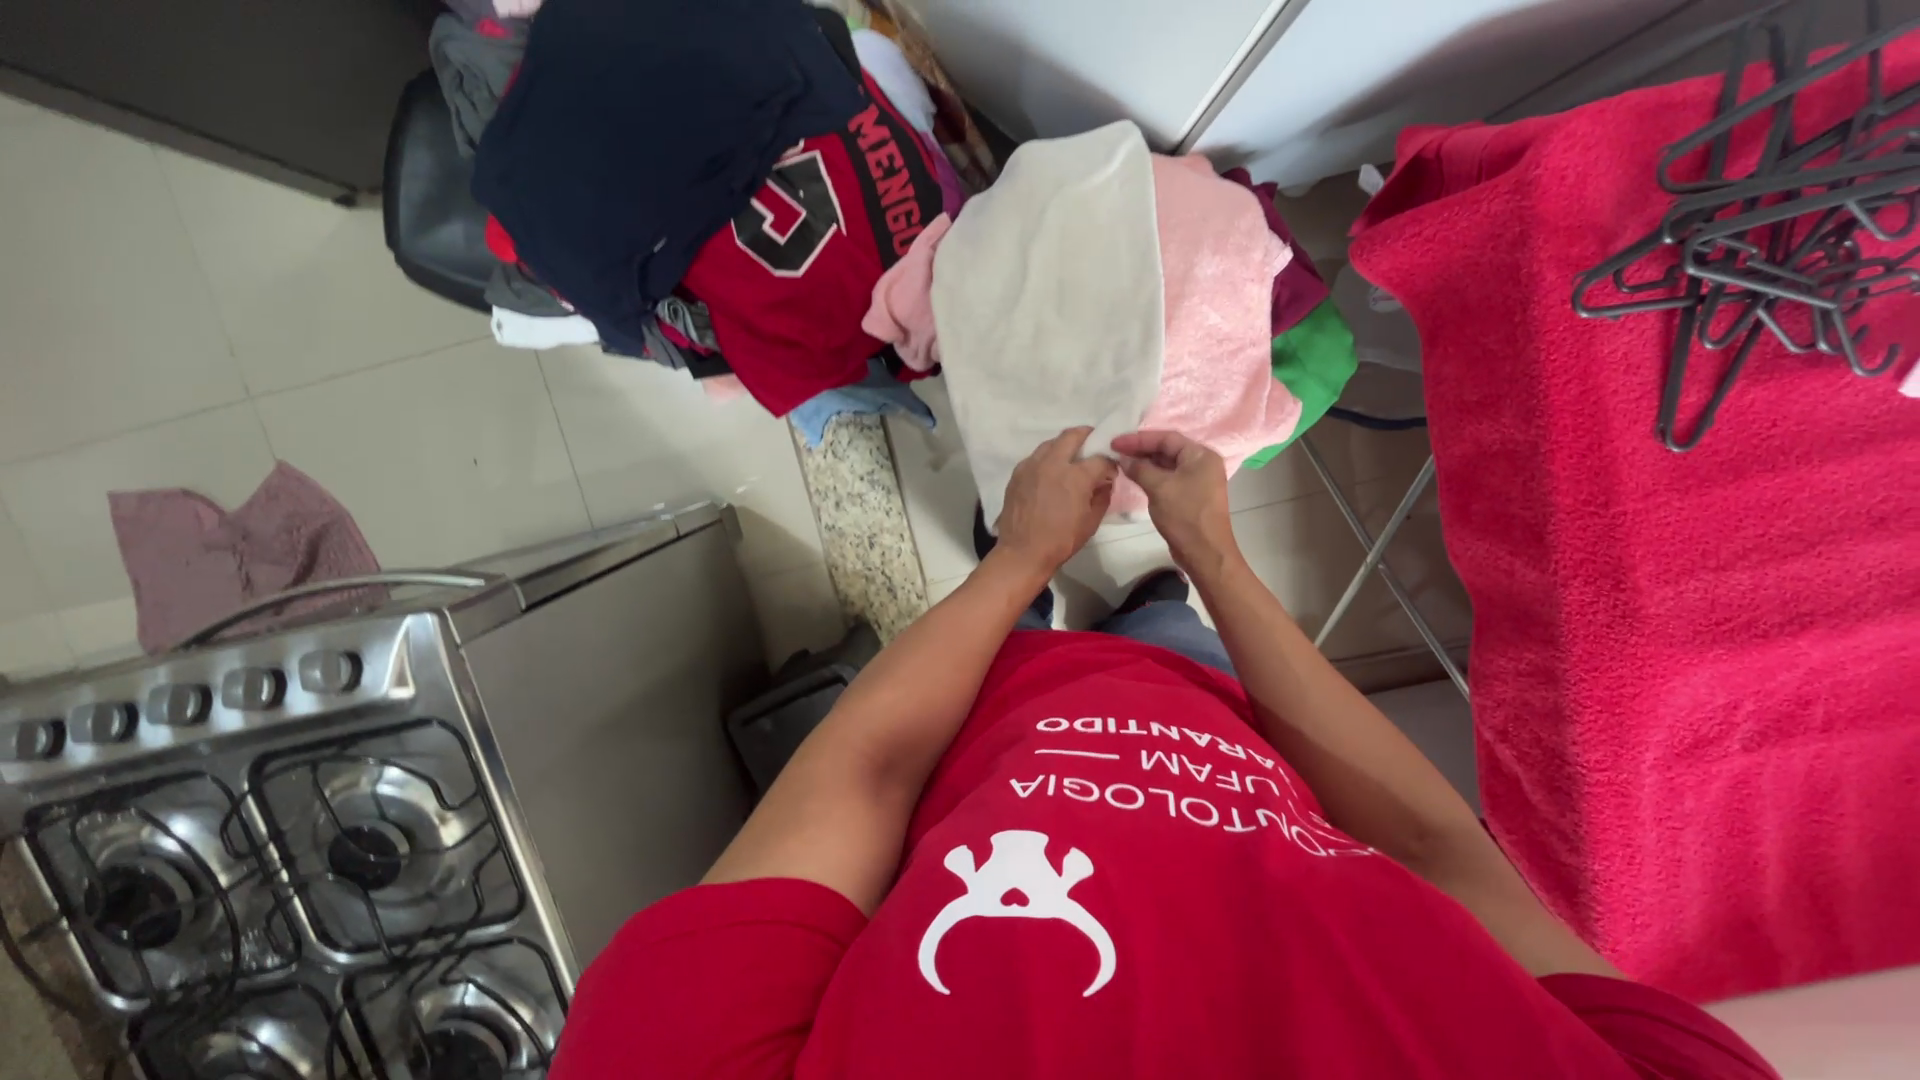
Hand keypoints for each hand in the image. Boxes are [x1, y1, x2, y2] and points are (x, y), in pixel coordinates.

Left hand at [994, 427, 1117, 576]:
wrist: (1023, 552)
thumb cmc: (1061, 540)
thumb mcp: (1091, 521)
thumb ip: (1102, 496)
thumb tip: (1105, 483)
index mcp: (1076, 476)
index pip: (1100, 458)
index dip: (1109, 464)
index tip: (1111, 472)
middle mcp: (1053, 463)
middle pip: (1073, 435)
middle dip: (1087, 436)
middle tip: (1093, 446)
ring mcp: (1032, 465)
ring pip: (1051, 443)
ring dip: (1064, 446)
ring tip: (1070, 459)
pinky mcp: (1017, 473)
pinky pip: (1035, 457)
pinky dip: (1046, 459)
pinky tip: (1050, 473)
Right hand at [1110, 430, 1240, 580]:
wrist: (1204, 552)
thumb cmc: (1185, 515)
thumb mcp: (1159, 487)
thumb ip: (1139, 469)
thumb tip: (1123, 459)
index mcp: (1201, 455)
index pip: (1166, 438)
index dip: (1138, 439)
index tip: (1115, 442)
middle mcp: (1202, 464)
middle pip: (1167, 449)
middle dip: (1141, 450)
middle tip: (1115, 451)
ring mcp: (1198, 481)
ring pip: (1167, 465)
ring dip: (1145, 464)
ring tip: (1121, 463)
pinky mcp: (1191, 496)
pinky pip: (1168, 479)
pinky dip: (1152, 476)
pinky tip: (1135, 477)